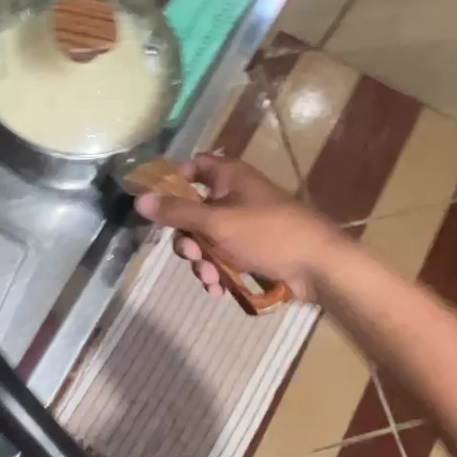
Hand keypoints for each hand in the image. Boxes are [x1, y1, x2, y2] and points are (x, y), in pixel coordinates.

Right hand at [134, 153, 344, 303]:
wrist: (318, 265)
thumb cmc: (267, 234)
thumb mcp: (216, 223)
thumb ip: (176, 213)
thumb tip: (139, 199)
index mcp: (230, 177)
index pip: (194, 166)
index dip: (173, 181)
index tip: (158, 205)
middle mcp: (235, 196)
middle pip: (193, 211)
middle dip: (187, 239)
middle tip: (192, 255)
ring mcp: (244, 225)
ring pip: (207, 240)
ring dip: (202, 262)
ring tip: (210, 280)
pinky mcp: (252, 250)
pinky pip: (223, 257)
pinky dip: (217, 272)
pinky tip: (218, 289)